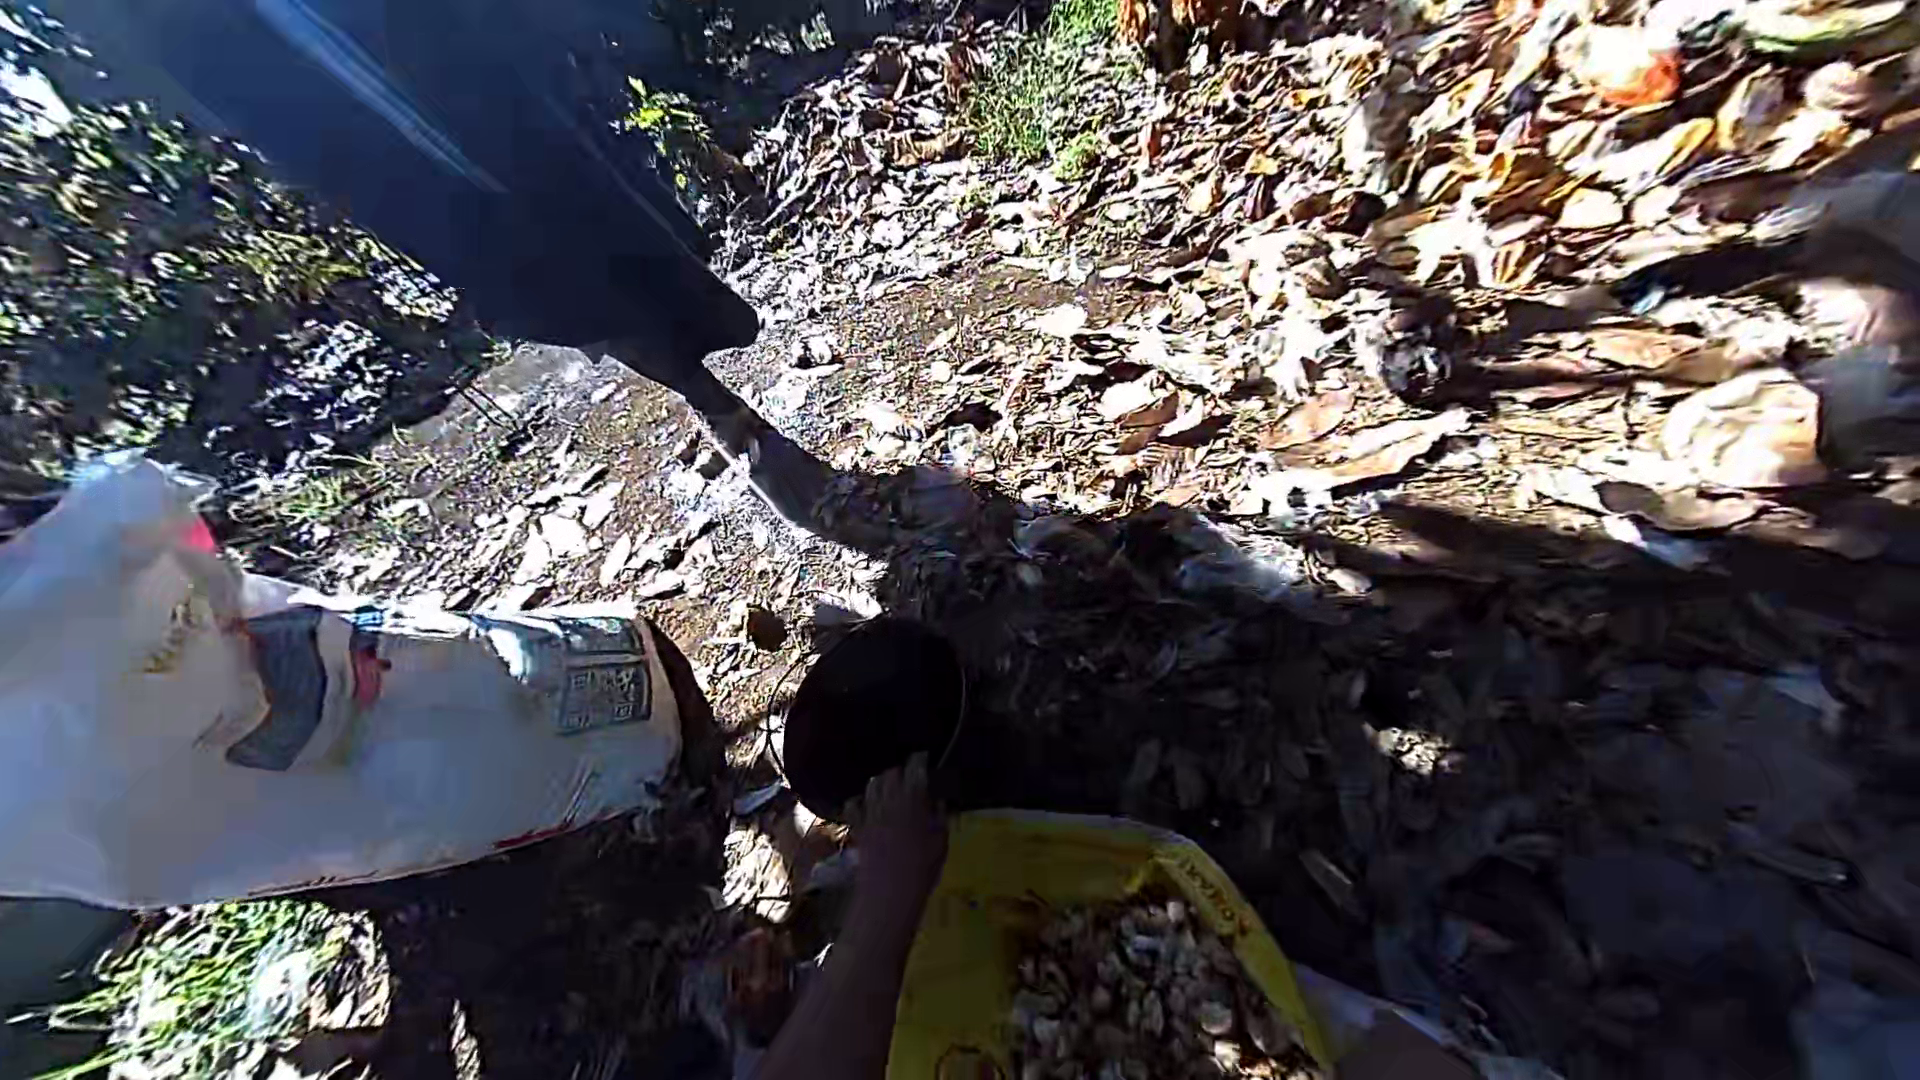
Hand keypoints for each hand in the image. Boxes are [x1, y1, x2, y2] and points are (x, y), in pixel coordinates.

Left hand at [850, 753, 947, 908]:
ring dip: (882, 781)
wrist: (888, 895)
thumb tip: (938, 801)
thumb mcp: (941, 843)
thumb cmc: (922, 870)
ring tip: (890, 787)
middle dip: (900, 771)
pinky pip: (853, 805)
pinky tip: (866, 805)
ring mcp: (871, 813)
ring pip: (872, 784)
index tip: (924, 758)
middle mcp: (889, 800)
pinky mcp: (858, 827)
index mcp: (913, 800)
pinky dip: (859, 801)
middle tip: (909, 777)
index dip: (919, 760)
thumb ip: (940, 817)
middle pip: (891, 772)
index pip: (915, 769)